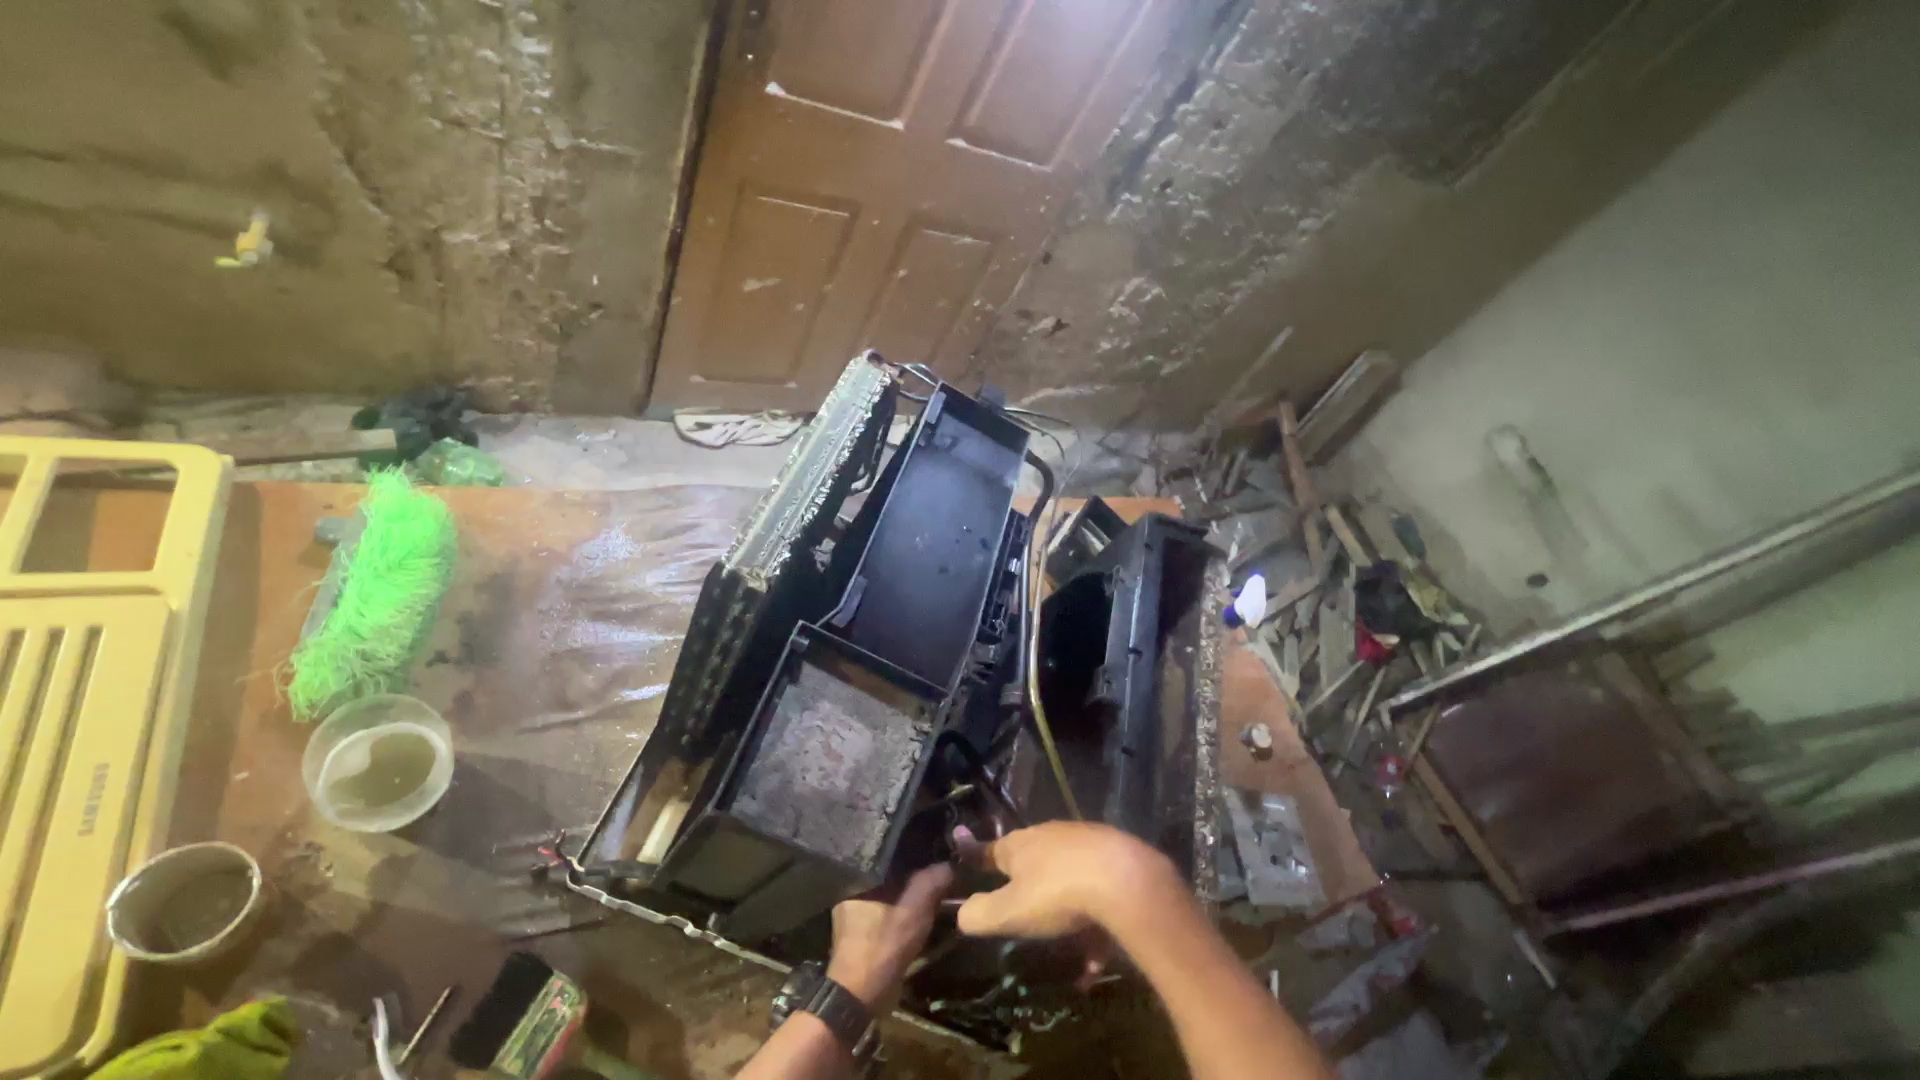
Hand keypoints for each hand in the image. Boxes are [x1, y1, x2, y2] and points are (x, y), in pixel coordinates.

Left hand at [825, 862, 954, 1009]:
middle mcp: (853, 887)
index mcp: (859, 876)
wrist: (857, 996)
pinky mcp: (861, 927)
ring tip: (937, 883)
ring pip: (890, 889)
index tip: (940, 848)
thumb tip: (950, 862)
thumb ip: (933, 882)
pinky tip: (922, 907)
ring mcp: (854, 908)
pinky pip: (887, 906)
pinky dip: (903, 906)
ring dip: (911, 890)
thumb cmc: (883, 948)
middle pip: (891, 870)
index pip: (891, 851)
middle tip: (942, 865)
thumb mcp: (914, 912)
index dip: (917, 849)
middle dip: (915, 870)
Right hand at [953, 821, 1183, 939]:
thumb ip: (979, 914)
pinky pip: (1099, 894)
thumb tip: (962, 912)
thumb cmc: (1057, 893)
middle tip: (1025, 920)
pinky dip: (1095, 926)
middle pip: (1032, 863)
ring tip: (1072, 957)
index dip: (977, 859)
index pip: (990, 850)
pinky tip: (1099, 961)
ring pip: (1068, 881)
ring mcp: (1087, 844)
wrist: (1126, 881)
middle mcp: (1051, 836)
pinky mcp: (1118, 858)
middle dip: (1027, 891)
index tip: (969, 863)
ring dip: (1067, 916)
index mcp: (1020, 844)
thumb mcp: (1008, 912)